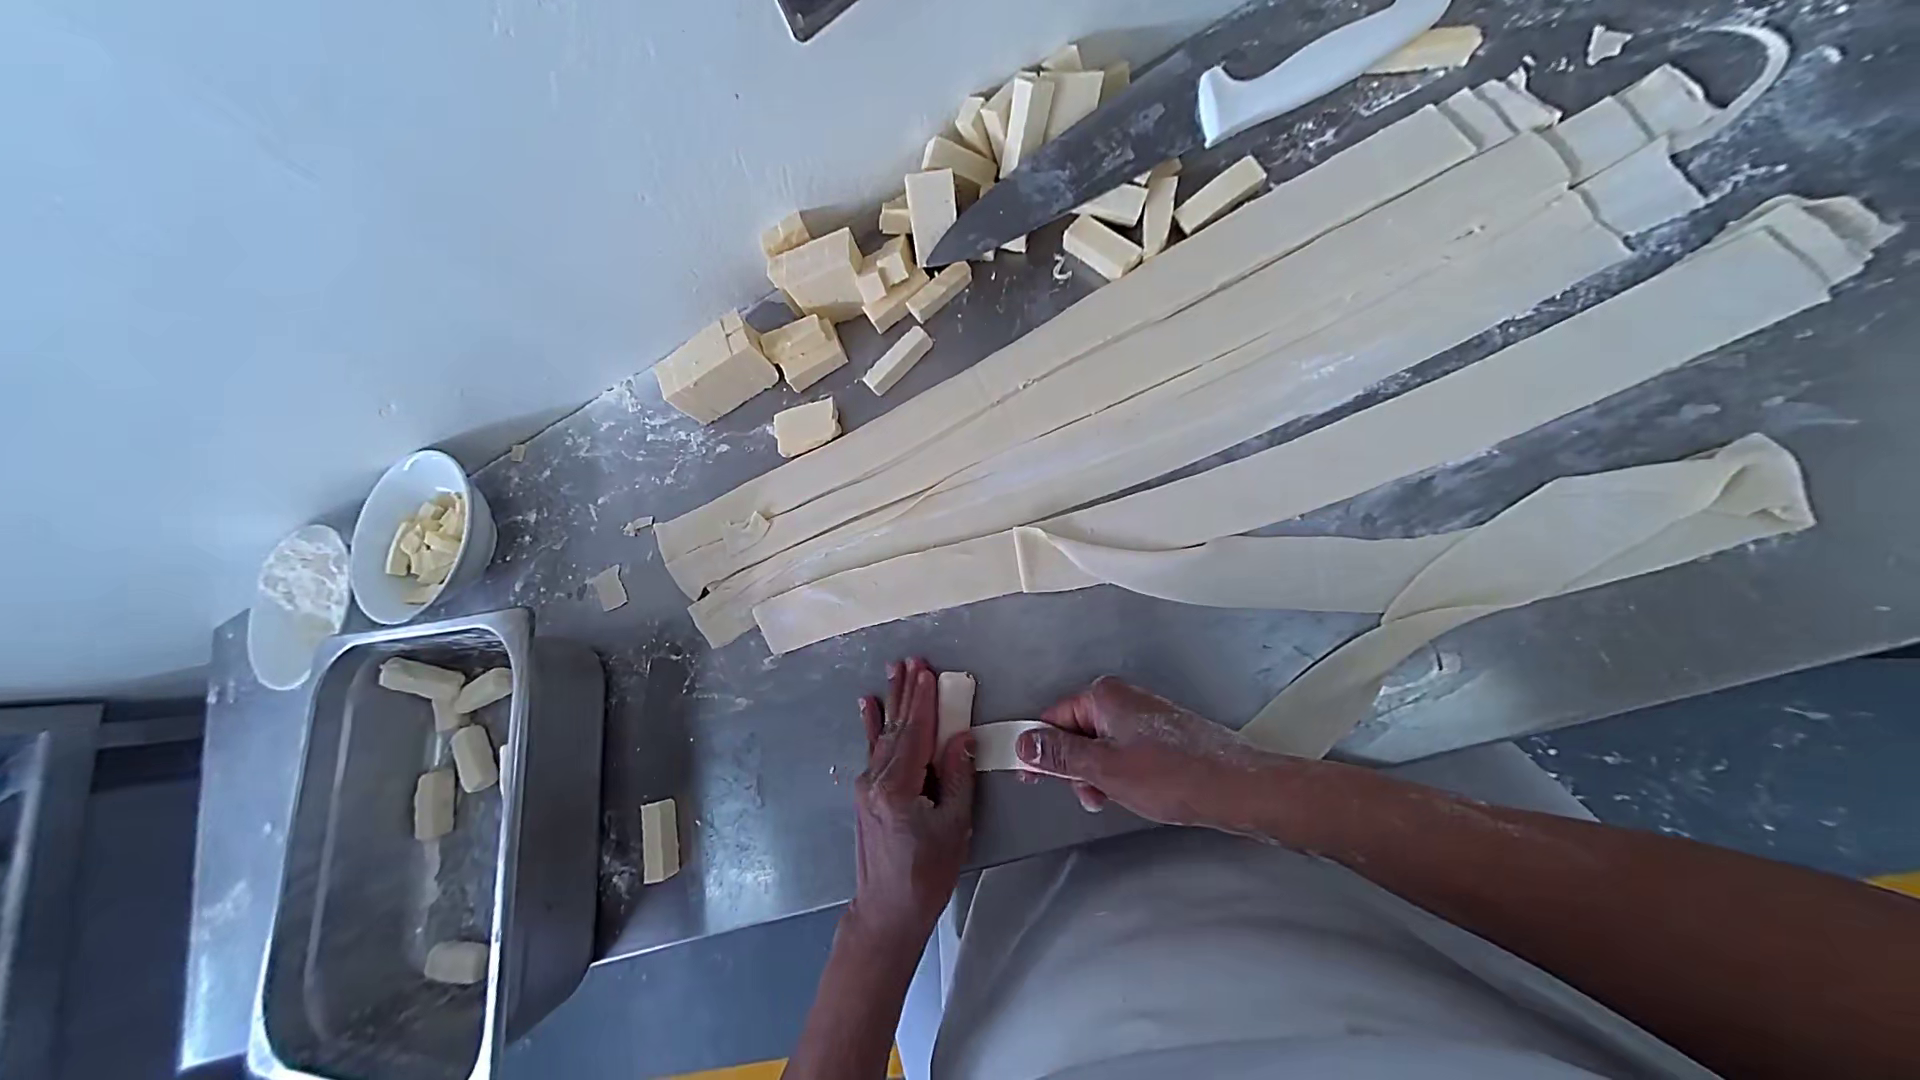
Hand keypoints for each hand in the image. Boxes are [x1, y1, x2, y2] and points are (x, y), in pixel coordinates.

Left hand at [847, 658, 975, 945]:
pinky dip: (872, 725)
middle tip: (912, 660)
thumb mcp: (954, 826)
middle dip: (907, 692)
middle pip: (898, 727)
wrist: (886, 911)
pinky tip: (869, 705)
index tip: (928, 671)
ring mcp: (866, 784)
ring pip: (884, 734)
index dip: (925, 700)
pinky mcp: (864, 792)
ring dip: (893, 701)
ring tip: (894, 670)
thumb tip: (962, 737)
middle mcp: (875, 779)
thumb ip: (957, 777)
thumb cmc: (927, 873)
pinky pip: (872, 750)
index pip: (917, 733)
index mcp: (898, 787)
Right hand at [1016, 676, 1277, 824]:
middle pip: (1075, 731)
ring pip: (1100, 745)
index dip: (1039, 748)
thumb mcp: (1104, 770)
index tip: (1029, 775)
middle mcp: (1123, 698)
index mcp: (1104, 696)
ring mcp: (1143, 715)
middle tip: (1087, 793)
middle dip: (1074, 767)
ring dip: (1097, 774)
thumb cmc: (1175, 776)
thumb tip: (1026, 743)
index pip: (1053, 718)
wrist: (1237, 789)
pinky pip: (1122, 750)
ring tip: (1114, 797)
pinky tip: (1134, 792)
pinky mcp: (1159, 734)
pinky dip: (1119, 773)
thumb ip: (1059, 755)